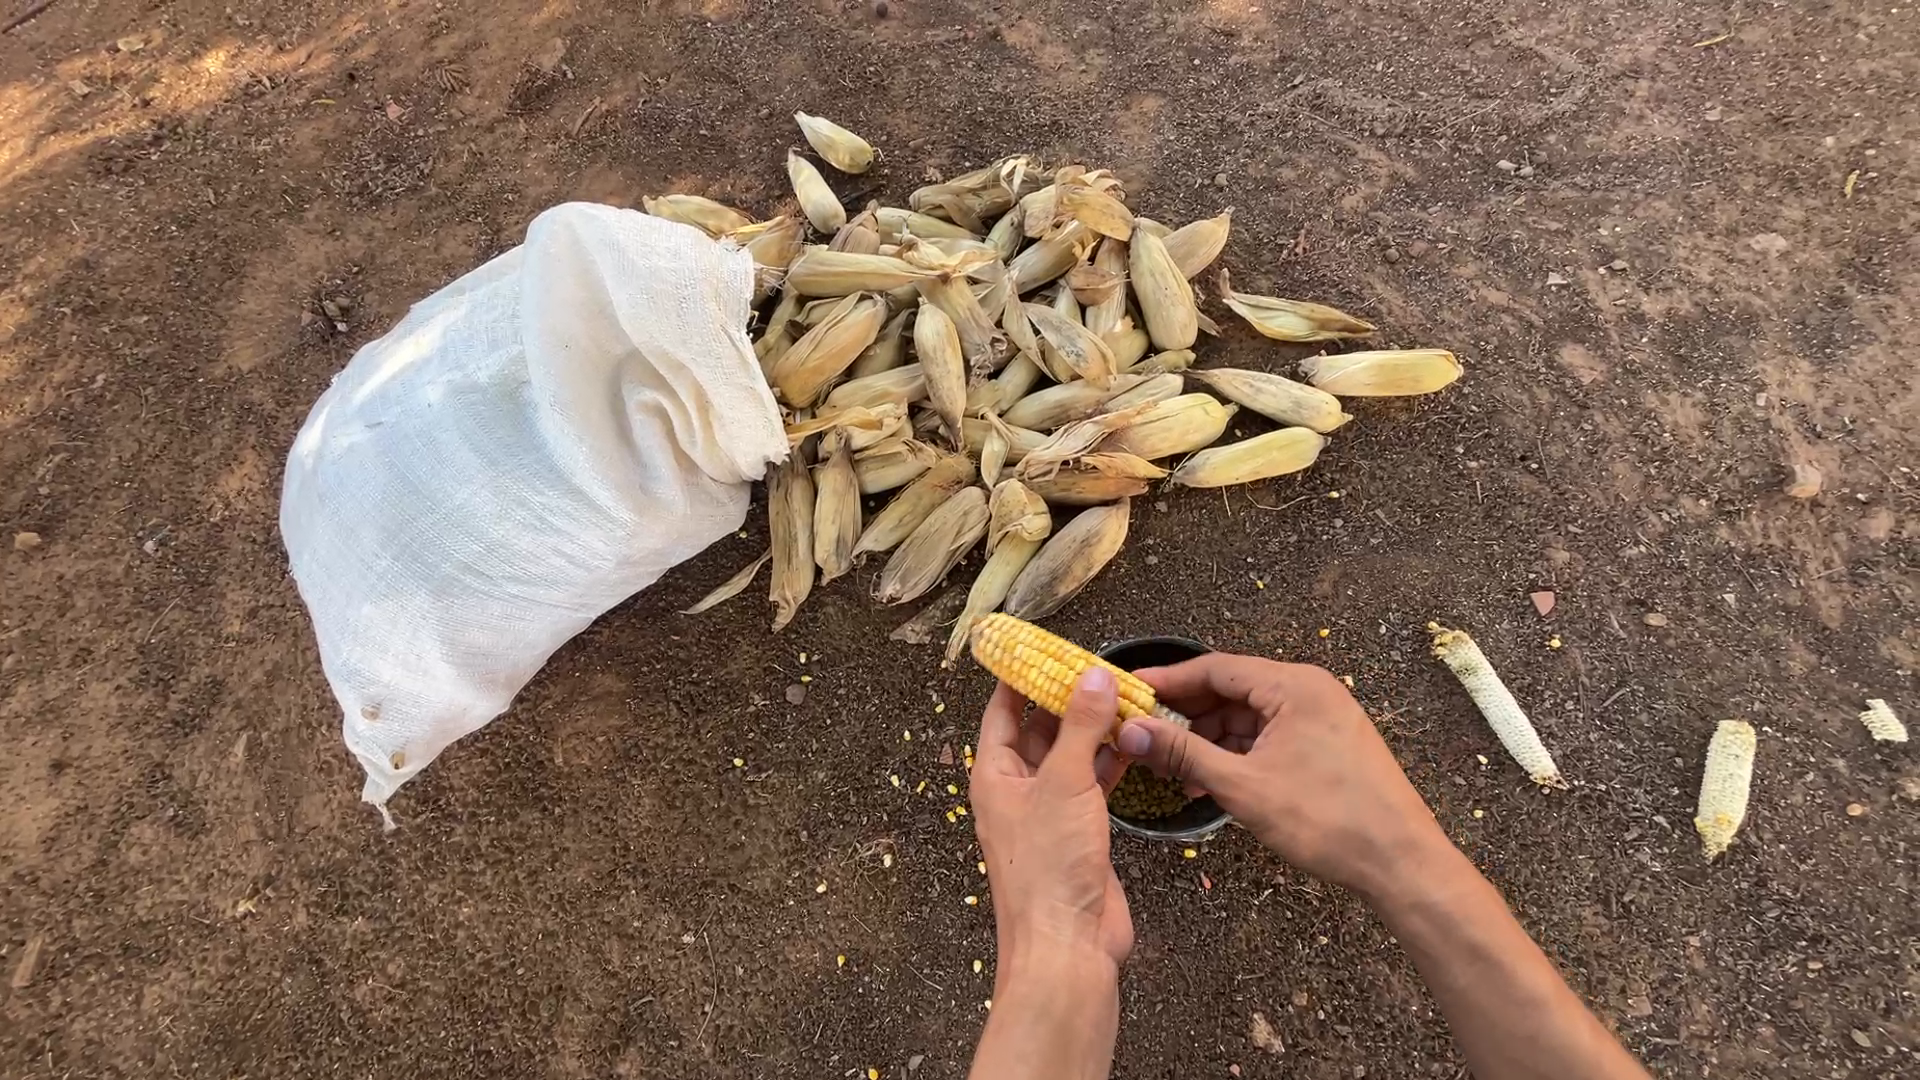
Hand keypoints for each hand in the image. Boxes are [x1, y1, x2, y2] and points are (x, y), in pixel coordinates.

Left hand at [971, 670, 1132, 973]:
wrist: (1068, 948)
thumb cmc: (1049, 867)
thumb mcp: (1064, 784)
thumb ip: (1080, 727)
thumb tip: (1091, 675)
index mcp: (995, 772)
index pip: (1004, 709)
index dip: (1020, 676)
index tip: (1041, 644)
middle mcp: (1018, 786)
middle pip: (1040, 729)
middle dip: (1067, 699)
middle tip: (1097, 665)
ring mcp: (1049, 808)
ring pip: (1070, 754)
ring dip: (1093, 728)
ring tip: (1122, 693)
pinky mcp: (1078, 828)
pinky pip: (1092, 781)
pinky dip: (1109, 759)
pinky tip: (1132, 737)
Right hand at [1116, 654, 1446, 896]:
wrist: (1405, 867)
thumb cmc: (1328, 820)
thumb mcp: (1242, 786)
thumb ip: (1182, 753)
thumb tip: (1130, 731)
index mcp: (1293, 685)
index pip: (1215, 668)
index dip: (1168, 680)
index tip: (1131, 690)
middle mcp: (1308, 690)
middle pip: (1230, 690)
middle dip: (1186, 715)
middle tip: (1146, 733)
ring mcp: (1320, 716)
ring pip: (1247, 716)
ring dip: (1209, 740)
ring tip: (1175, 770)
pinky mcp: (1326, 742)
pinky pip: (1267, 735)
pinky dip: (1237, 753)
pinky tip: (1211, 781)